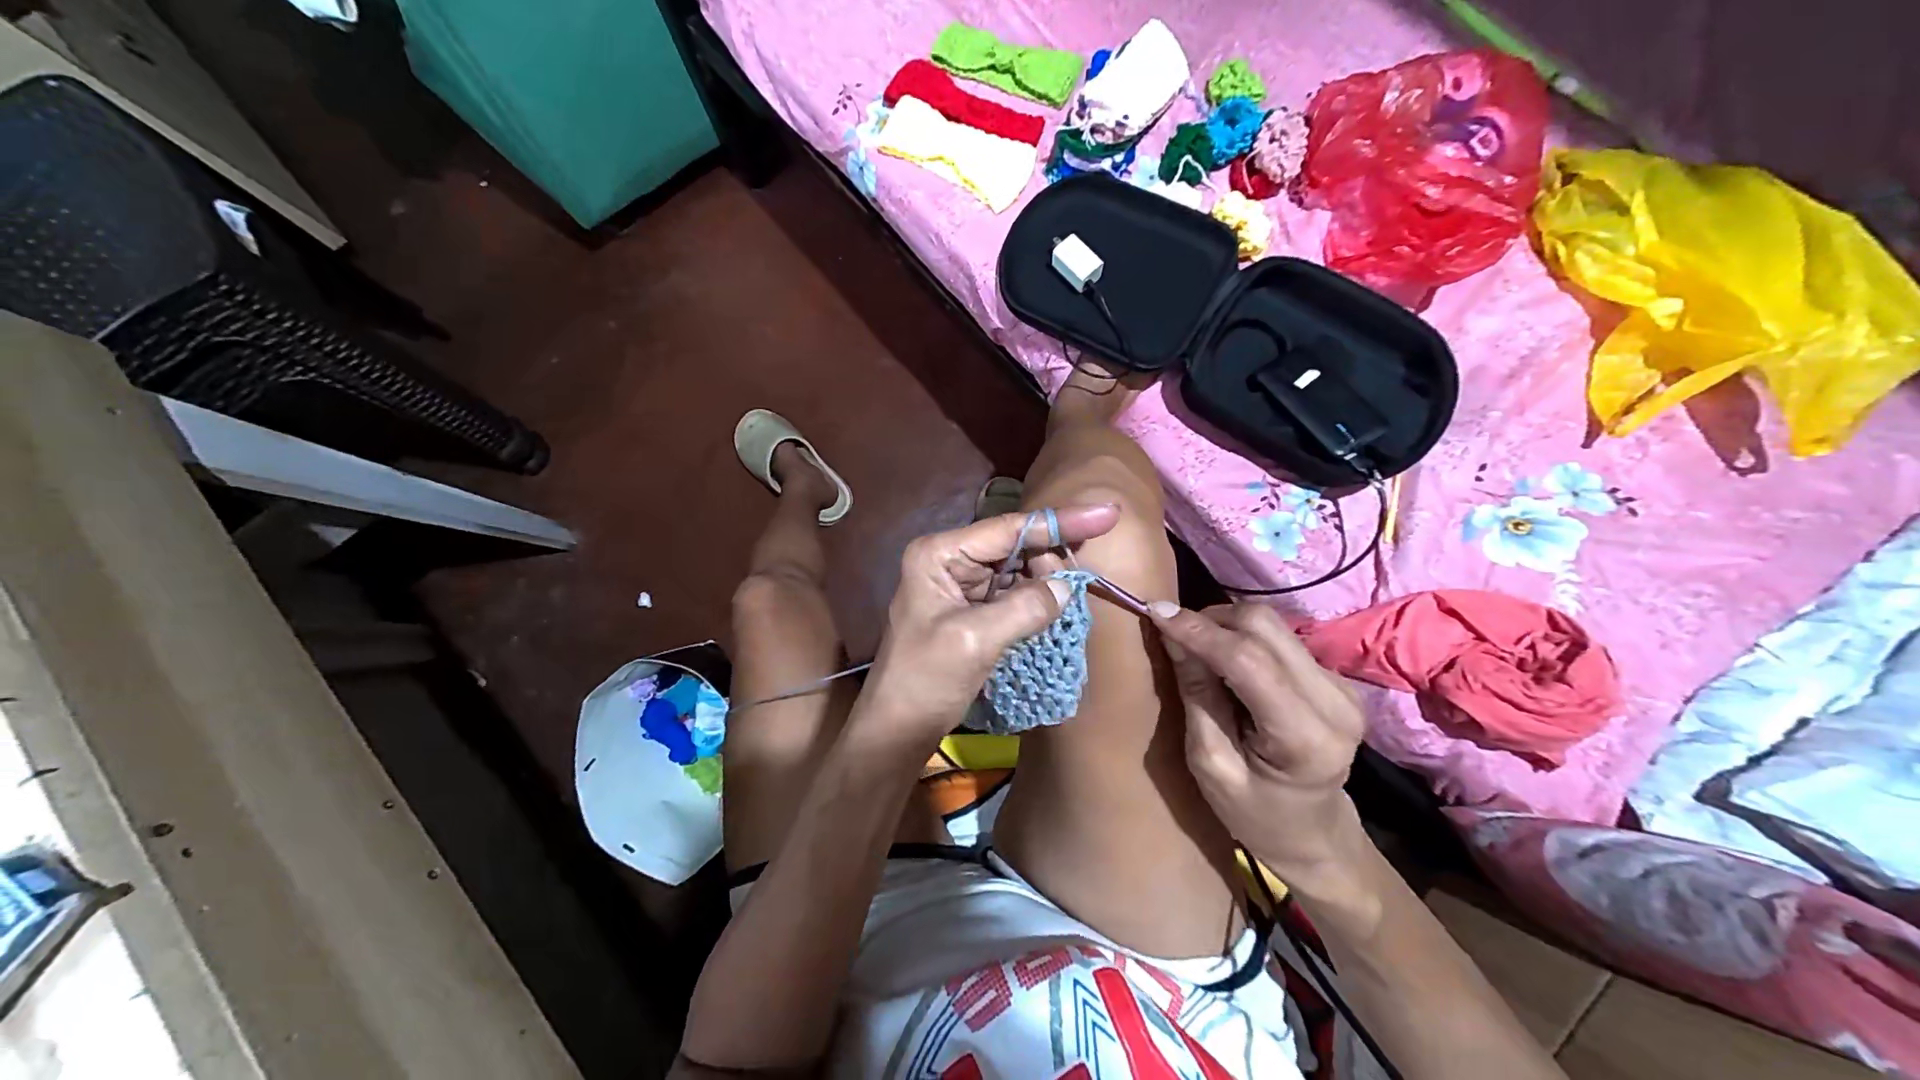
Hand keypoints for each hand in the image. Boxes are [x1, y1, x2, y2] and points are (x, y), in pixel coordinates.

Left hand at [854, 505, 1120, 749]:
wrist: (897, 729)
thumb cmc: (925, 680)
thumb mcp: (975, 639)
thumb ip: (1025, 607)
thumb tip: (1067, 585)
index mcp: (940, 554)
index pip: (1009, 528)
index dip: (1060, 521)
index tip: (1108, 513)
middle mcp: (950, 561)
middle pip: (1016, 545)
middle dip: (1052, 557)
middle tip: (1080, 583)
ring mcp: (961, 586)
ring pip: (1019, 570)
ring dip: (1048, 582)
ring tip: (1070, 601)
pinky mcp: (972, 611)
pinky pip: (1015, 595)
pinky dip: (1039, 601)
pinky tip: (1058, 609)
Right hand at [1148, 602, 1371, 893]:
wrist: (1311, 832)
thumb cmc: (1254, 813)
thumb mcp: (1210, 763)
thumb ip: (1196, 694)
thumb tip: (1173, 632)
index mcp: (1305, 737)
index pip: (1248, 661)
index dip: (1199, 631)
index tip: (1155, 611)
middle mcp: (1335, 701)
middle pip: (1264, 627)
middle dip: (1211, 621)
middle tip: (1174, 634)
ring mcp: (1340, 685)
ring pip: (1271, 626)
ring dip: (1225, 627)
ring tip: (1197, 651)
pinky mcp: (1333, 676)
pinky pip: (1278, 638)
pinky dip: (1242, 639)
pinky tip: (1225, 664)